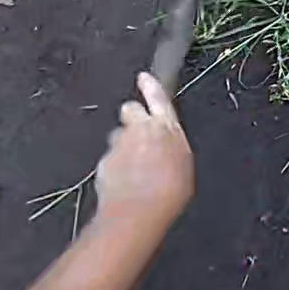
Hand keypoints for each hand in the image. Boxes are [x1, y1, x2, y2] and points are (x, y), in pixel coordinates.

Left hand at [92, 73, 192, 228]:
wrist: (138, 213)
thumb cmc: (170, 190)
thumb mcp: (184, 162)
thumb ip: (173, 144)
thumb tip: (168, 143)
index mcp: (165, 126)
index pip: (157, 97)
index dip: (150, 86)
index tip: (144, 77)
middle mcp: (139, 130)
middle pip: (130, 109)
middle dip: (133, 115)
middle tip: (140, 130)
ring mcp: (118, 146)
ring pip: (118, 136)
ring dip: (124, 145)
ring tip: (135, 166)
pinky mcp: (103, 163)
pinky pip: (110, 159)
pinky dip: (116, 166)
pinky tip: (126, 181)